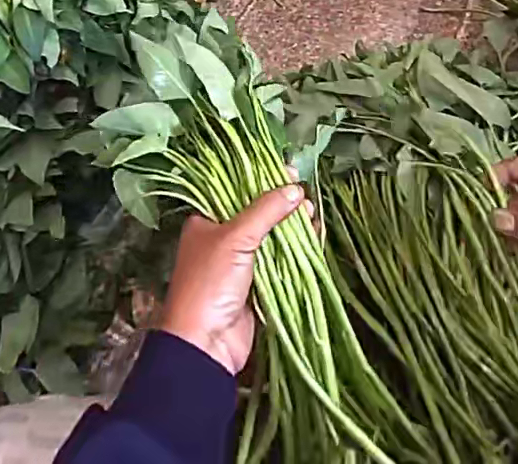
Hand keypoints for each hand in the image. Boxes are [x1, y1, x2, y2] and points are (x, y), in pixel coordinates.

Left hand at [157, 184, 304, 375]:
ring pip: (271, 237)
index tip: (289, 171)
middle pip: (258, 213)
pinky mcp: (256, 285)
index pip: (237, 190)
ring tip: (312, 213)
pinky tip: (313, 237)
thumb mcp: (236, 237)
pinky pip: (280, 261)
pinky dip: (296, 250)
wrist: (205, 345)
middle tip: (305, 194)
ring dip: (292, 226)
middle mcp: (221, 238)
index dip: (263, 180)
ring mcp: (239, 263)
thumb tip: (295, 188)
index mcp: (206, 220)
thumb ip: (265, 210)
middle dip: (282, 204)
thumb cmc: (210, 282)